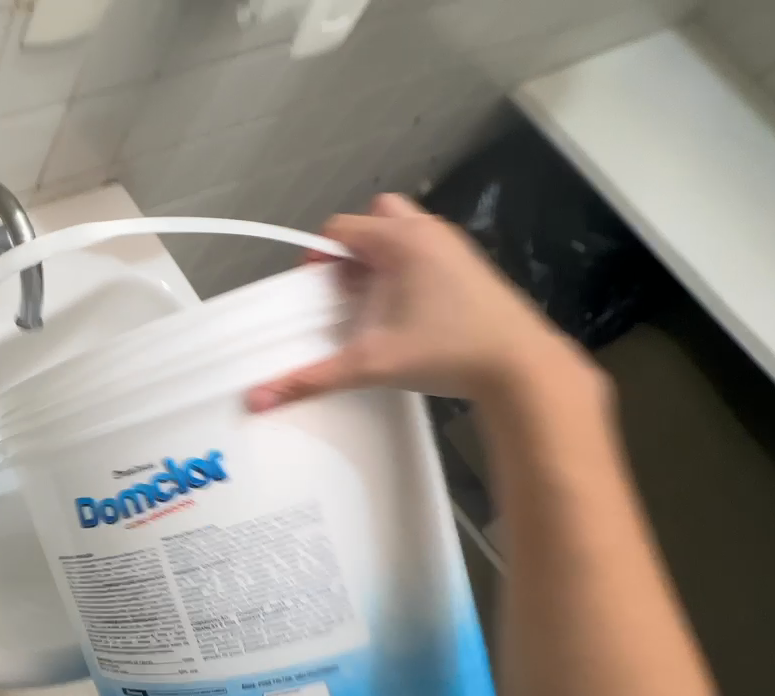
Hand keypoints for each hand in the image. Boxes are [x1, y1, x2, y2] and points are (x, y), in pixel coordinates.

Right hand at [246, 193, 586, 411]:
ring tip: (370, 299)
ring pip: (402, 229)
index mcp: (402, 242)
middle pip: (374, 216)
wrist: (520, 365)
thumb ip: (308, 380)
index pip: (341, 227)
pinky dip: (402, 266)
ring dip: (377, 255)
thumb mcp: (367, 365)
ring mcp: (453, 246)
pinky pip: (422, 248)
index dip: (318, 256)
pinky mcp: (467, 265)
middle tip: (344, 287)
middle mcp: (428, 232)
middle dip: (351, 247)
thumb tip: (254, 401)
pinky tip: (400, 309)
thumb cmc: (444, 352)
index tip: (314, 292)